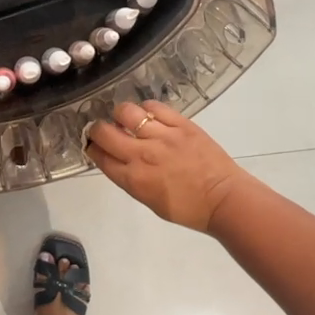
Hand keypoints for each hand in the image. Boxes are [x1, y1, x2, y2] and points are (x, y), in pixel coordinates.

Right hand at [85, 101, 255, 232]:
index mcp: (133, 179)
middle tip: (103, 130)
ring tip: (127, 119)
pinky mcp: (181, 124)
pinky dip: (145, 108)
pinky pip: (154, 107)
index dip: (92, 148)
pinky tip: (148, 115)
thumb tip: (120, 161)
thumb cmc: (187, 208)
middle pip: (105, 132)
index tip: (93, 145)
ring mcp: (162, 136)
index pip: (100, 157)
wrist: (223, 198)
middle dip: (97, 129)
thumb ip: (131, 179)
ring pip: (126, 112)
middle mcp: (142, 155)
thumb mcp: (149, 200)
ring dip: (120, 115)